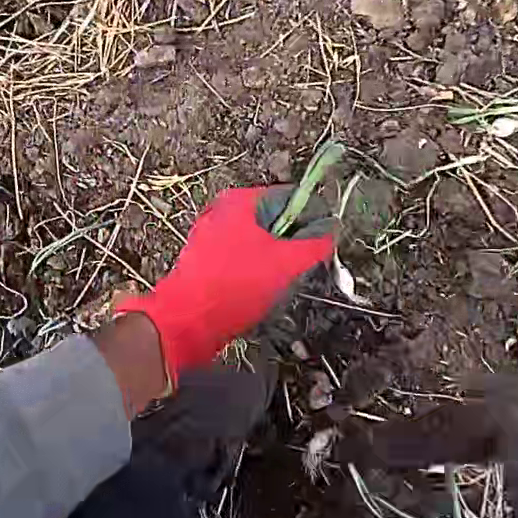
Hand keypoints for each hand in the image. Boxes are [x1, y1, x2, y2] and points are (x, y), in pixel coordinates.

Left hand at [115, 186, 334, 379]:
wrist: (186, 320)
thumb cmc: (235, 286)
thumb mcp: (286, 264)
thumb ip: (314, 244)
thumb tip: (332, 230)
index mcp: (240, 201)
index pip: (290, 197)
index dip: (313, 217)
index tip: (325, 241)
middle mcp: (222, 212)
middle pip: (273, 220)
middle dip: (292, 242)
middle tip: (302, 266)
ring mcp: (210, 236)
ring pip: (257, 242)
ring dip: (274, 261)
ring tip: (279, 283)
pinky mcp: (203, 261)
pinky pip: (240, 259)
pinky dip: (253, 272)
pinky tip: (256, 293)